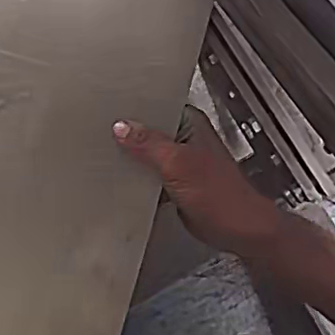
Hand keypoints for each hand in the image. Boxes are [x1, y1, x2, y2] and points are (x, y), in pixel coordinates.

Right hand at [114, 107, 284, 256]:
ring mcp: (179, 161)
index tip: (107, 109)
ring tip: (100, 154)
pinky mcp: (174, 183)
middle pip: (149, 131)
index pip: (156, 106)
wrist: (236, 229)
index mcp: (190, 122)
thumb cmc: (219, 193)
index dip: (133, 108)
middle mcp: (185, 138)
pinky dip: (136, 178)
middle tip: (97, 133)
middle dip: (127, 134)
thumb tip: (121, 126)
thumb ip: (149, 144)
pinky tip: (117, 180)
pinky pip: (149, 176)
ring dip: (131, 158)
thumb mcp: (178, 163)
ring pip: (147, 155)